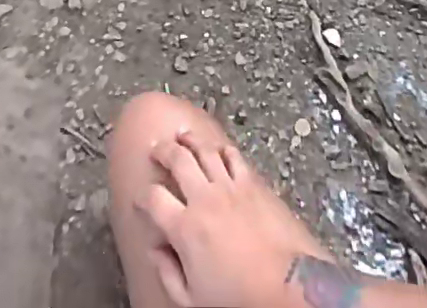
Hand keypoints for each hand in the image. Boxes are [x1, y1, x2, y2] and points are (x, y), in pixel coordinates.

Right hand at [139, 131, 330, 307]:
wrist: (287, 285)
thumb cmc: (240, 298)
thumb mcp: (193, 300)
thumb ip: (168, 273)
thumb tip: (155, 251)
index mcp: (185, 228)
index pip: (153, 199)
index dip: (142, 196)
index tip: (139, 199)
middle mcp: (205, 198)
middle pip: (177, 159)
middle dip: (163, 150)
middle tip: (156, 149)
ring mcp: (230, 186)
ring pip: (204, 149)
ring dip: (190, 139)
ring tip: (181, 135)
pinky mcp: (253, 182)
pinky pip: (233, 155)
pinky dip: (222, 148)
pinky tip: (217, 148)